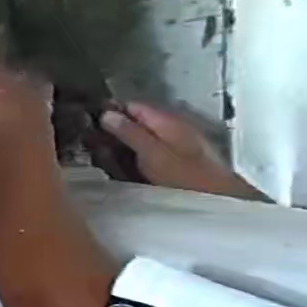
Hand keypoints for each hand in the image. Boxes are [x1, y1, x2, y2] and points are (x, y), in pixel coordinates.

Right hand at [100, 103, 265, 201]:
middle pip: (133, 121)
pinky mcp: (171, 161)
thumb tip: (105, 114)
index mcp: (166, 122)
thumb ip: (130, 132)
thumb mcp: (153, 154)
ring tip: (98, 155)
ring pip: (136, 137)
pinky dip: (128, 156)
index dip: (109, 111)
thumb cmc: (186, 176)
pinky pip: (142, 151)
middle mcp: (169, 129)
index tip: (86, 121)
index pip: (132, 106)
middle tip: (88, 142)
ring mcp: (171, 145)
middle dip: (111, 130)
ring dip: (117, 144)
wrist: (220, 200)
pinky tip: (118, 166)